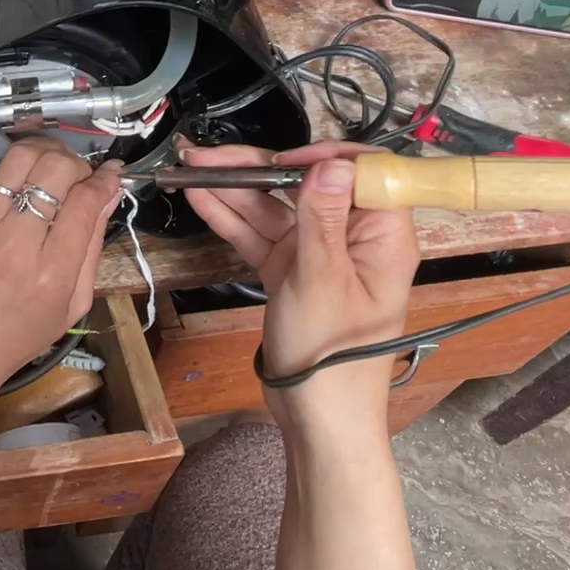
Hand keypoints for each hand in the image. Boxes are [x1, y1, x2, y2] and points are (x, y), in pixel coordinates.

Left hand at [0, 139, 123, 397]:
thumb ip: (93, 245)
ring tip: (45, 168)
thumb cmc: (22, 330)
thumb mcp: (74, 301)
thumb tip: (109, 192)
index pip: (85, 200)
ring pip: (14, 160)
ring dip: (38, 153)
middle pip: (54, 170)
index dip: (104, 180)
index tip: (108, 177)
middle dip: (75, 164)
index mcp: (52, 270)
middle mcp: (14, 241)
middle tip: (77, 178)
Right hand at [180, 140, 418, 427]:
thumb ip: (321, 218)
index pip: (362, 174)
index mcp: (380, 235)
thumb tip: (331, 163)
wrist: (315, 414)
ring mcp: (313, 252)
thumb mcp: (323, 280)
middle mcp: (348, 236)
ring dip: (231, 188)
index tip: (283, 158)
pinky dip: (228, 217)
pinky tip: (199, 198)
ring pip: (272, 207)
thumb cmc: (335, 353)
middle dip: (255, 167)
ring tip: (189, 169)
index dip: (323, 156)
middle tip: (206, 155)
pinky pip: (256, 233)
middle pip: (303, 185)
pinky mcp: (287, 268)